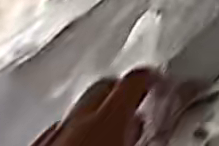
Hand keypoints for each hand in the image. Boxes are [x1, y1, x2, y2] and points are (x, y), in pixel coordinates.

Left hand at [30, 69, 187, 145]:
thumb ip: (153, 139)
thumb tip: (169, 130)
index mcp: (107, 117)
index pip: (136, 79)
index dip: (154, 78)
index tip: (163, 85)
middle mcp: (74, 122)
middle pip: (103, 88)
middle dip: (122, 93)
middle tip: (138, 105)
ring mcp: (49, 140)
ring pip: (74, 114)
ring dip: (93, 117)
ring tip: (108, 133)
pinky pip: (51, 136)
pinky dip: (67, 138)